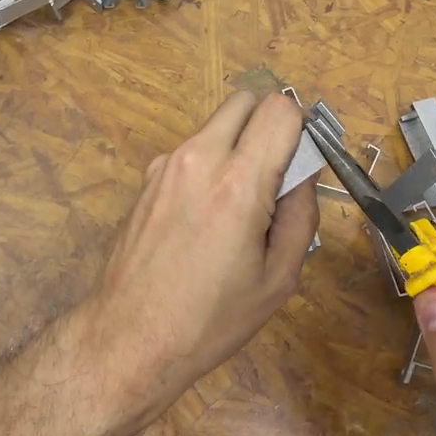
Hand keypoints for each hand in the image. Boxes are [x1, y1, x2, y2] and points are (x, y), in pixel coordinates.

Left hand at [67, 90, 319, 433]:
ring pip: (217, 125)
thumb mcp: (279, 278)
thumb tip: (304, 171)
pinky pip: (192, 150)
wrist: (130, 334)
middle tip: (275, 174)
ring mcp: (168, 162)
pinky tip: (204, 216)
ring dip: (237, 145)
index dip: (299, 128)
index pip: (279, 109)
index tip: (301, 161)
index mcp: (237, 182)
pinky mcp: (148, 174)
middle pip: (245, 101)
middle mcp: (200, 157)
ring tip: (239, 206)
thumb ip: (301, 214)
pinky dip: (209, 164)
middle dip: (268, 125)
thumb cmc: (211, 317)